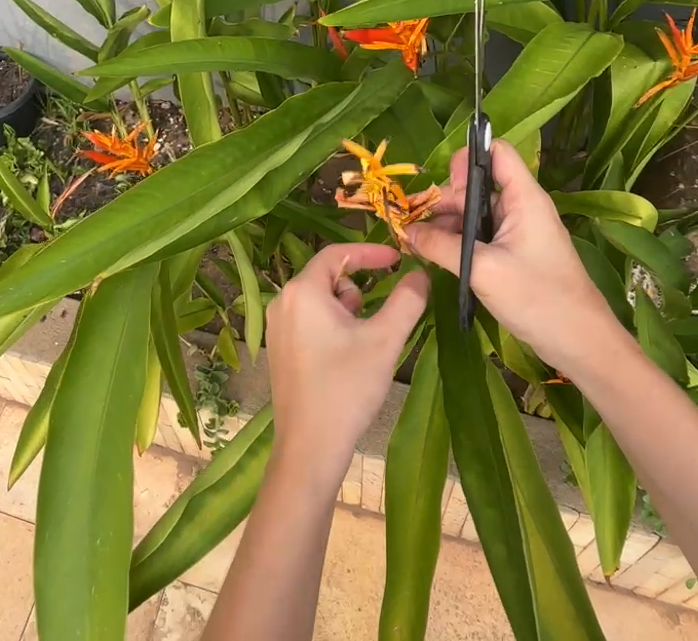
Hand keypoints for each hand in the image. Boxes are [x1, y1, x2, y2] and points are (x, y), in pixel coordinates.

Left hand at [265, 242, 429, 482]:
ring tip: (362, 345)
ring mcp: (277, 327)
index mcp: (302, 291)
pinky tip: (347, 358)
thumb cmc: (347, 389)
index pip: (337, 253)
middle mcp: (282, 302)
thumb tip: (420, 274)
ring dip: (348, 311)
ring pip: (321, 300)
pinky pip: (310, 320)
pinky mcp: (280, 348)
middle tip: (378, 321)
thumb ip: (407, 301)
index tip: (398, 258)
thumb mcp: (385, 341)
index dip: (370, 252)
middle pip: (328, 277)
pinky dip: (333, 326)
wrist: (311, 446)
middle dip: (359, 291)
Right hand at [404, 140, 622, 375]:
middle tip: (415, 224)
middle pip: (475, 185)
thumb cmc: (538, 299)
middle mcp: (520, 207)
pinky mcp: (513, 253)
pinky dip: (456, 241)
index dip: (467, 160)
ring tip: (417, 243)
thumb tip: (408, 231)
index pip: (496, 152)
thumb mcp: (481, 270)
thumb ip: (441, 246)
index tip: (443, 188)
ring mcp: (517, 231)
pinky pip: (479, 235)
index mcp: (523, 198)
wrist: (580, 343)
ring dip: (445, 224)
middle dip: (443, 200)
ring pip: (473, 213)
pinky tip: (435, 255)